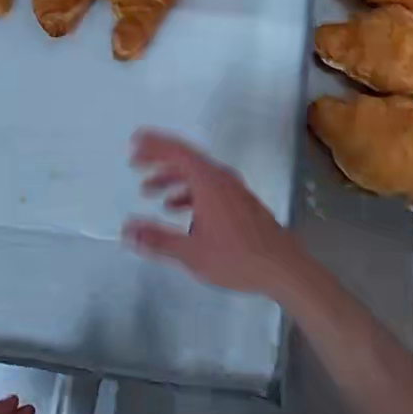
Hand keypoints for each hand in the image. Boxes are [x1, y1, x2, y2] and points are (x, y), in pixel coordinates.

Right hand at [123, 129, 300, 295]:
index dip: (153, 145)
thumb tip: (126, 231)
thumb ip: (156, 239)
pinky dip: (188, 192)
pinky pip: (208, 188)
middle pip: (186, 159)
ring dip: (172, 178)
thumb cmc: (237, 259)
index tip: (134, 142)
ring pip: (197, 175)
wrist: (286, 271)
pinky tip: (178, 211)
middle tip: (134, 164)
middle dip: (158, 160)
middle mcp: (223, 180)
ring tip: (149, 191)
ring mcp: (235, 192)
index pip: (177, 152)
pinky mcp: (242, 205)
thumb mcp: (190, 253)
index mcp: (209, 183)